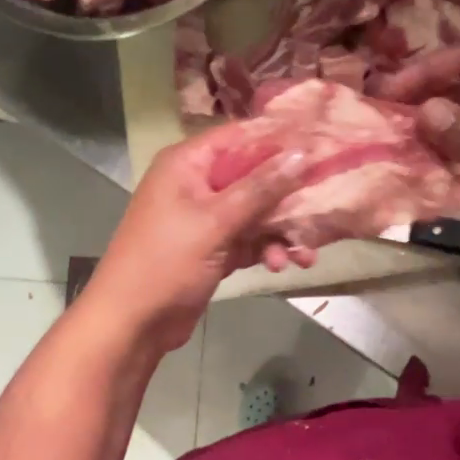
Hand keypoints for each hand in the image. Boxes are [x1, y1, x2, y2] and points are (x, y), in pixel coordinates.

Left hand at [80, 125, 312, 351]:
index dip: (281, 140)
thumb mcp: (215, 222)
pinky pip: (249, 241)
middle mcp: (196, 184)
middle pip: (254, 176)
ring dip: (282, 230)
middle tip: (326, 204)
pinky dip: (267, 250)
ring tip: (306, 253)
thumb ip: (260, 188)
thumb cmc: (165, 263)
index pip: (241, 137)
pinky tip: (284, 265)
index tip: (323, 145)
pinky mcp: (212, 250)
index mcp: (188, 164)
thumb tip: (302, 153)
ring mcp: (205, 219)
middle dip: (288, 195)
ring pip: (256, 213)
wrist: (132, 323)